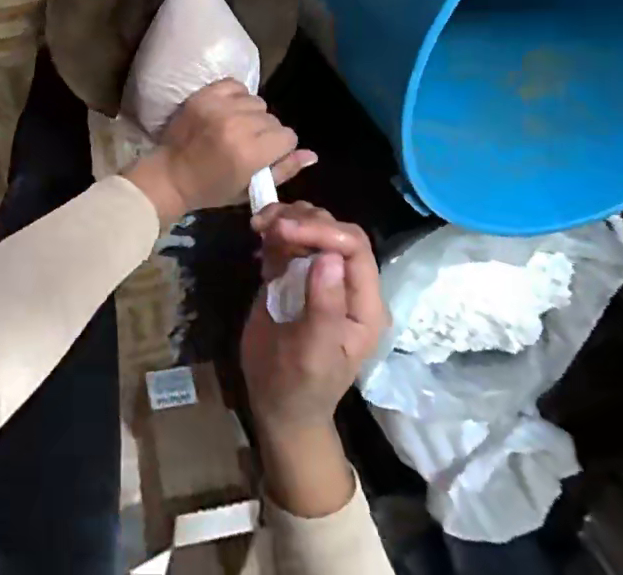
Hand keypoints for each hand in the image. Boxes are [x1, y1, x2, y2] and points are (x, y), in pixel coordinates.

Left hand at [123, 79, 314, 222]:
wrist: (169, 175)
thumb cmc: (211, 189)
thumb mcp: (250, 190)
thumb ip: (283, 171)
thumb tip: (312, 154)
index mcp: (249, 153)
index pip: (287, 136)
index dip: (280, 148)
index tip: (266, 155)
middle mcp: (236, 125)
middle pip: (273, 119)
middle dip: (266, 132)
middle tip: (249, 144)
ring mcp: (218, 107)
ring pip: (257, 102)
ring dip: (252, 114)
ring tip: (237, 127)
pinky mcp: (203, 95)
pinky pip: (235, 85)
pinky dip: (236, 96)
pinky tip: (229, 111)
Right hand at [240, 203, 387, 516]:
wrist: (276, 403)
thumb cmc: (299, 386)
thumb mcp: (312, 352)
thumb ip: (324, 306)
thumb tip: (329, 259)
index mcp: (365, 304)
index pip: (354, 249)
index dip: (322, 231)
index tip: (283, 229)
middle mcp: (348, 285)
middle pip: (335, 232)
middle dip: (302, 220)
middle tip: (264, 225)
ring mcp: (321, 278)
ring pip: (314, 229)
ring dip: (287, 218)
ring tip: (259, 225)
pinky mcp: (295, 276)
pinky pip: (291, 241)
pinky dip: (274, 229)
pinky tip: (257, 233)